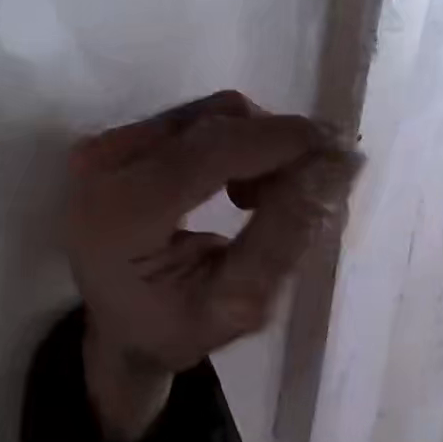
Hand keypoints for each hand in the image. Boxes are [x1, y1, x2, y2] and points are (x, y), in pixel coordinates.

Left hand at [63, 91, 360, 441]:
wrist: (119, 326)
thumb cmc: (174, 328)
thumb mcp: (240, 304)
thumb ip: (285, 234)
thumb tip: (339, 166)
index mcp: (119, 216)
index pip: (209, 153)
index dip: (279, 141)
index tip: (341, 147)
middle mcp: (101, 166)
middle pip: (215, 124)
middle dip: (276, 146)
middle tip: (316, 184)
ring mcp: (106, 145)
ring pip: (212, 113)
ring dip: (258, 144)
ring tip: (263, 200)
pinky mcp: (119, 137)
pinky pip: (199, 117)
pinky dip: (237, 141)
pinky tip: (240, 186)